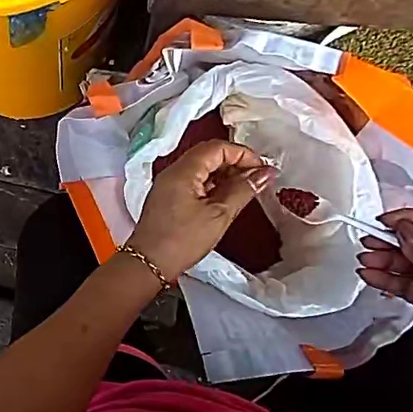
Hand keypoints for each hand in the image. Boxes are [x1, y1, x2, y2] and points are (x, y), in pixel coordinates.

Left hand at [126, 139, 274, 277]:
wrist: (148, 263)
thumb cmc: (182, 241)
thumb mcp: (219, 215)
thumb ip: (242, 190)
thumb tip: (264, 174)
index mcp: (183, 171)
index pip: (216, 148)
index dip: (243, 154)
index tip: (262, 169)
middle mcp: (172, 172)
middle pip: (208, 154)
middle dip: (235, 162)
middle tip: (256, 179)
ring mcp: (167, 184)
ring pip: (200, 167)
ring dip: (224, 174)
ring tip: (245, 189)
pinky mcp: (167, 196)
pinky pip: (192, 181)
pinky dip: (211, 184)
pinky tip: (225, 198)